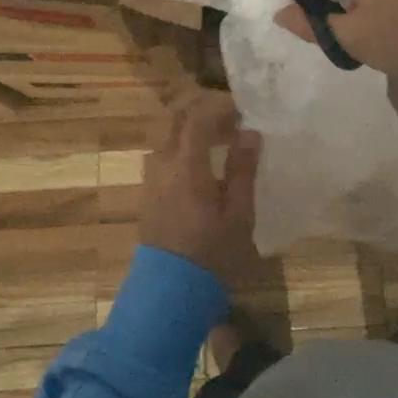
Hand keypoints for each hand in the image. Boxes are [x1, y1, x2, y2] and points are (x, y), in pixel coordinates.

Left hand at [139, 86, 262, 286]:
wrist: (169, 293)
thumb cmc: (211, 254)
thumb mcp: (238, 215)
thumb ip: (242, 170)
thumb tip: (250, 133)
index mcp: (186, 165)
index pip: (198, 116)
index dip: (219, 105)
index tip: (243, 108)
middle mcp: (163, 163)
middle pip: (176, 117)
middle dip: (202, 107)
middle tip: (231, 116)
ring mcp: (151, 177)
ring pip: (167, 133)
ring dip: (191, 124)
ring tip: (220, 137)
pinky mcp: (148, 191)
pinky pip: (163, 151)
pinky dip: (182, 142)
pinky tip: (202, 160)